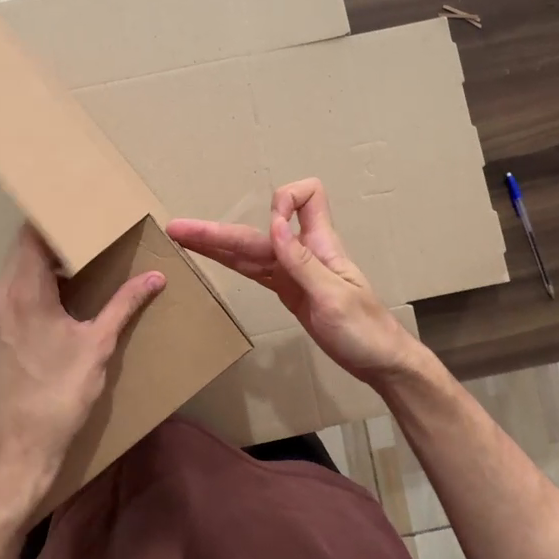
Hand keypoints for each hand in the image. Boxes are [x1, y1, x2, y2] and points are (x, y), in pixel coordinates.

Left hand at [0, 227, 166, 503]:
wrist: (17, 447)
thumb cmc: (59, 393)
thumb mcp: (98, 346)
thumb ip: (124, 305)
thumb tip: (155, 277)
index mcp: (24, 291)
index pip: (32, 234)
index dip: (55, 218)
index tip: (82, 210)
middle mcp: (1, 296)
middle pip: (22, 249)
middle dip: (55, 237)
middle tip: (90, 230)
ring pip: (16, 270)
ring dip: (45, 261)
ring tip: (82, 258)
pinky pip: (13, 291)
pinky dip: (36, 283)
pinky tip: (64, 295)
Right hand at [167, 179, 425, 384]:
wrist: (380, 362)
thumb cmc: (366, 330)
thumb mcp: (336, 298)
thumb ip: (303, 262)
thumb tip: (274, 225)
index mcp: (322, 246)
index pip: (308, 196)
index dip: (286, 199)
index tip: (273, 222)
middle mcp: (305, 252)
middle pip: (257, 230)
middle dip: (220, 229)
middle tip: (178, 228)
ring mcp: (294, 272)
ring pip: (249, 251)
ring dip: (216, 245)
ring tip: (180, 239)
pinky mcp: (288, 291)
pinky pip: (254, 272)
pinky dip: (231, 264)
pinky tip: (209, 260)